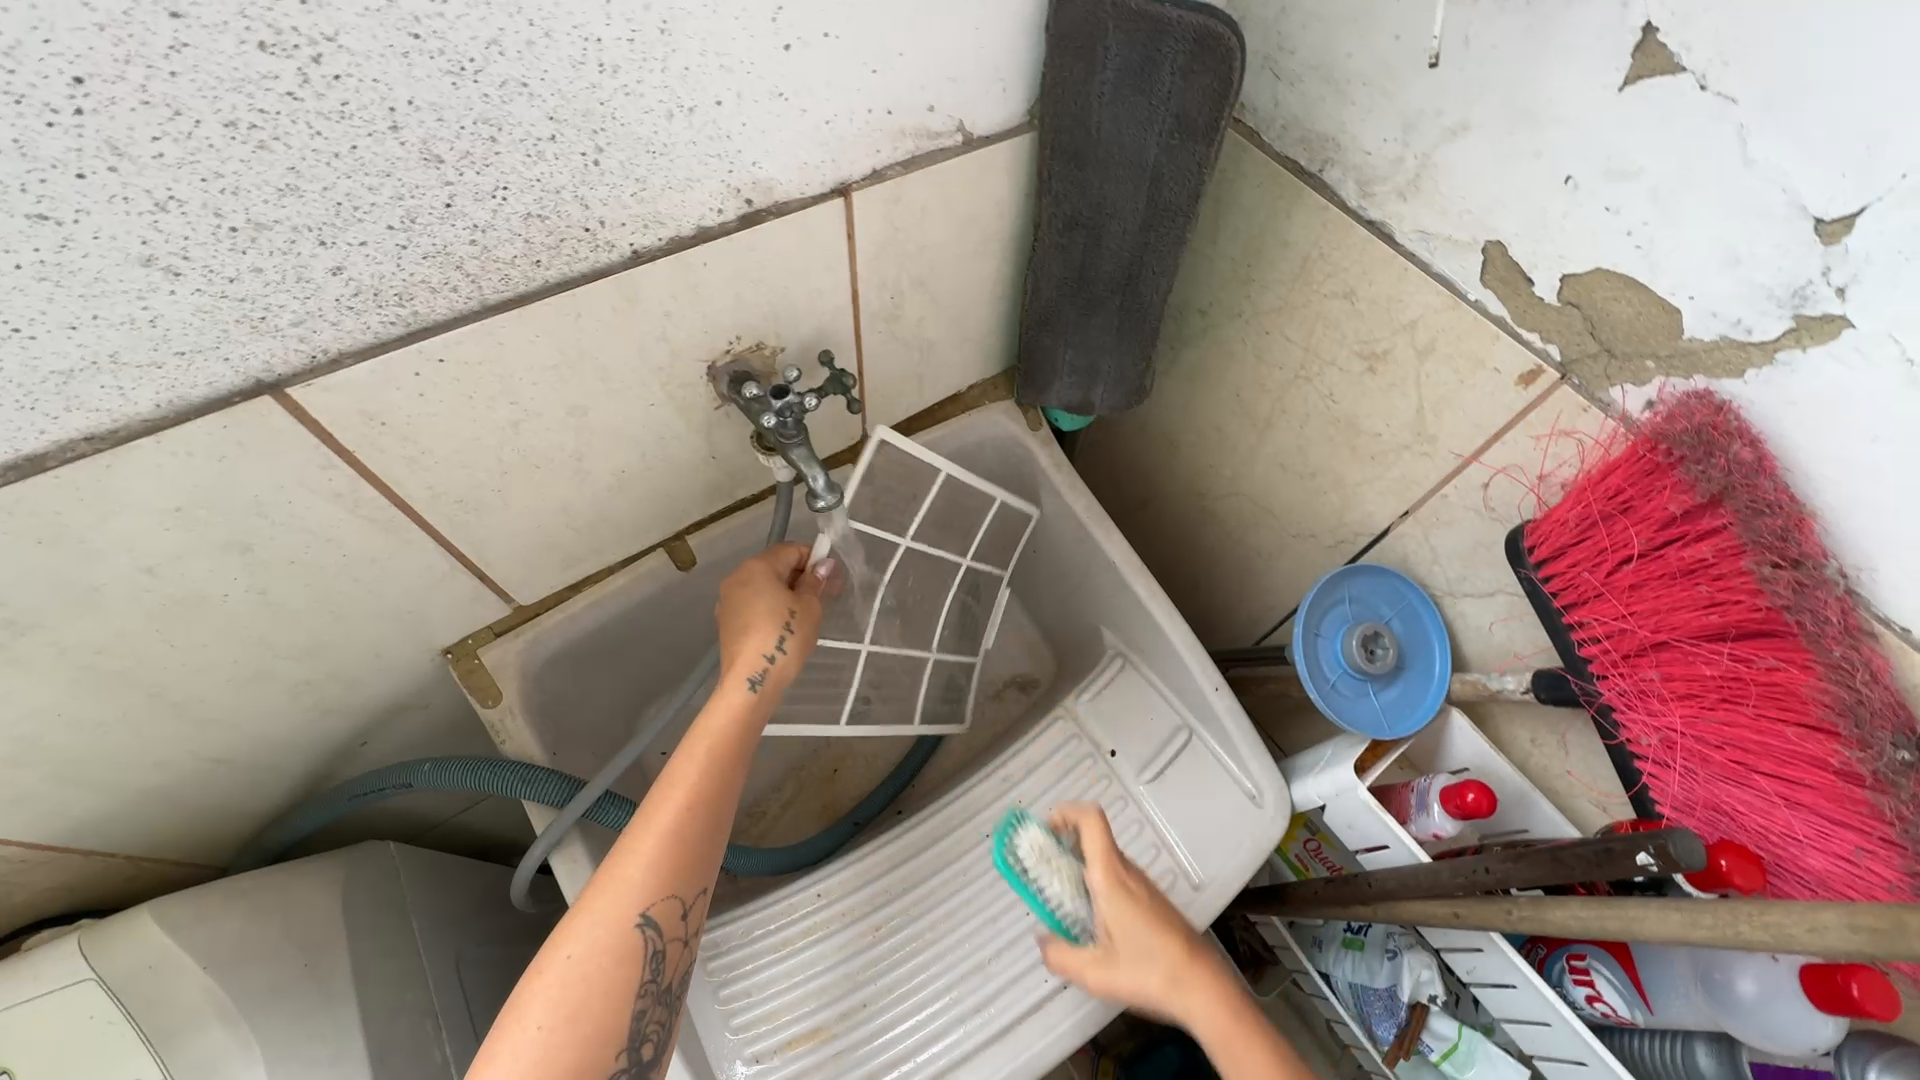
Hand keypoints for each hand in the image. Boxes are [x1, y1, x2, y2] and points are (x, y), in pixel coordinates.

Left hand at [714, 542, 833, 702]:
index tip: (832, 576)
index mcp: (758, 567)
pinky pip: (753, 603)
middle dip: (801, 576)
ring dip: (786, 592)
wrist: (751, 680)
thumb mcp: (809, 607)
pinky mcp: (726, 620)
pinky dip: (770, 606)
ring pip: (763, 586)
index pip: (791, 550)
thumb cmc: (784, 637)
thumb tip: (822, 565)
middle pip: (775, 566)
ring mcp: (728, 599)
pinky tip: (785, 625)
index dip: (814, 558)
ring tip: (807, 612)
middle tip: (826, 594)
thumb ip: (814, 582)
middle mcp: (737, 576)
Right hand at [1037, 802, 1230, 1028]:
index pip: (1090, 819)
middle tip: (1041, 869)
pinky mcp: (1151, 900)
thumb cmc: (1149, 971)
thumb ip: (1060, 955)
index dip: (1064, 812)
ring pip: (1104, 858)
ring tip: (1059, 897)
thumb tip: (1042, 940)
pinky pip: (1116, 877)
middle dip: (1063, 843)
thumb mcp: (1095, 972)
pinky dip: (1095, 883)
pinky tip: (1090, 919)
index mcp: (1110, 875)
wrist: (1204, 986)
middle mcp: (1126, 871)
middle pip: (1094, 836)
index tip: (1043, 832)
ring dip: (1079, 865)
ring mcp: (1141, 884)